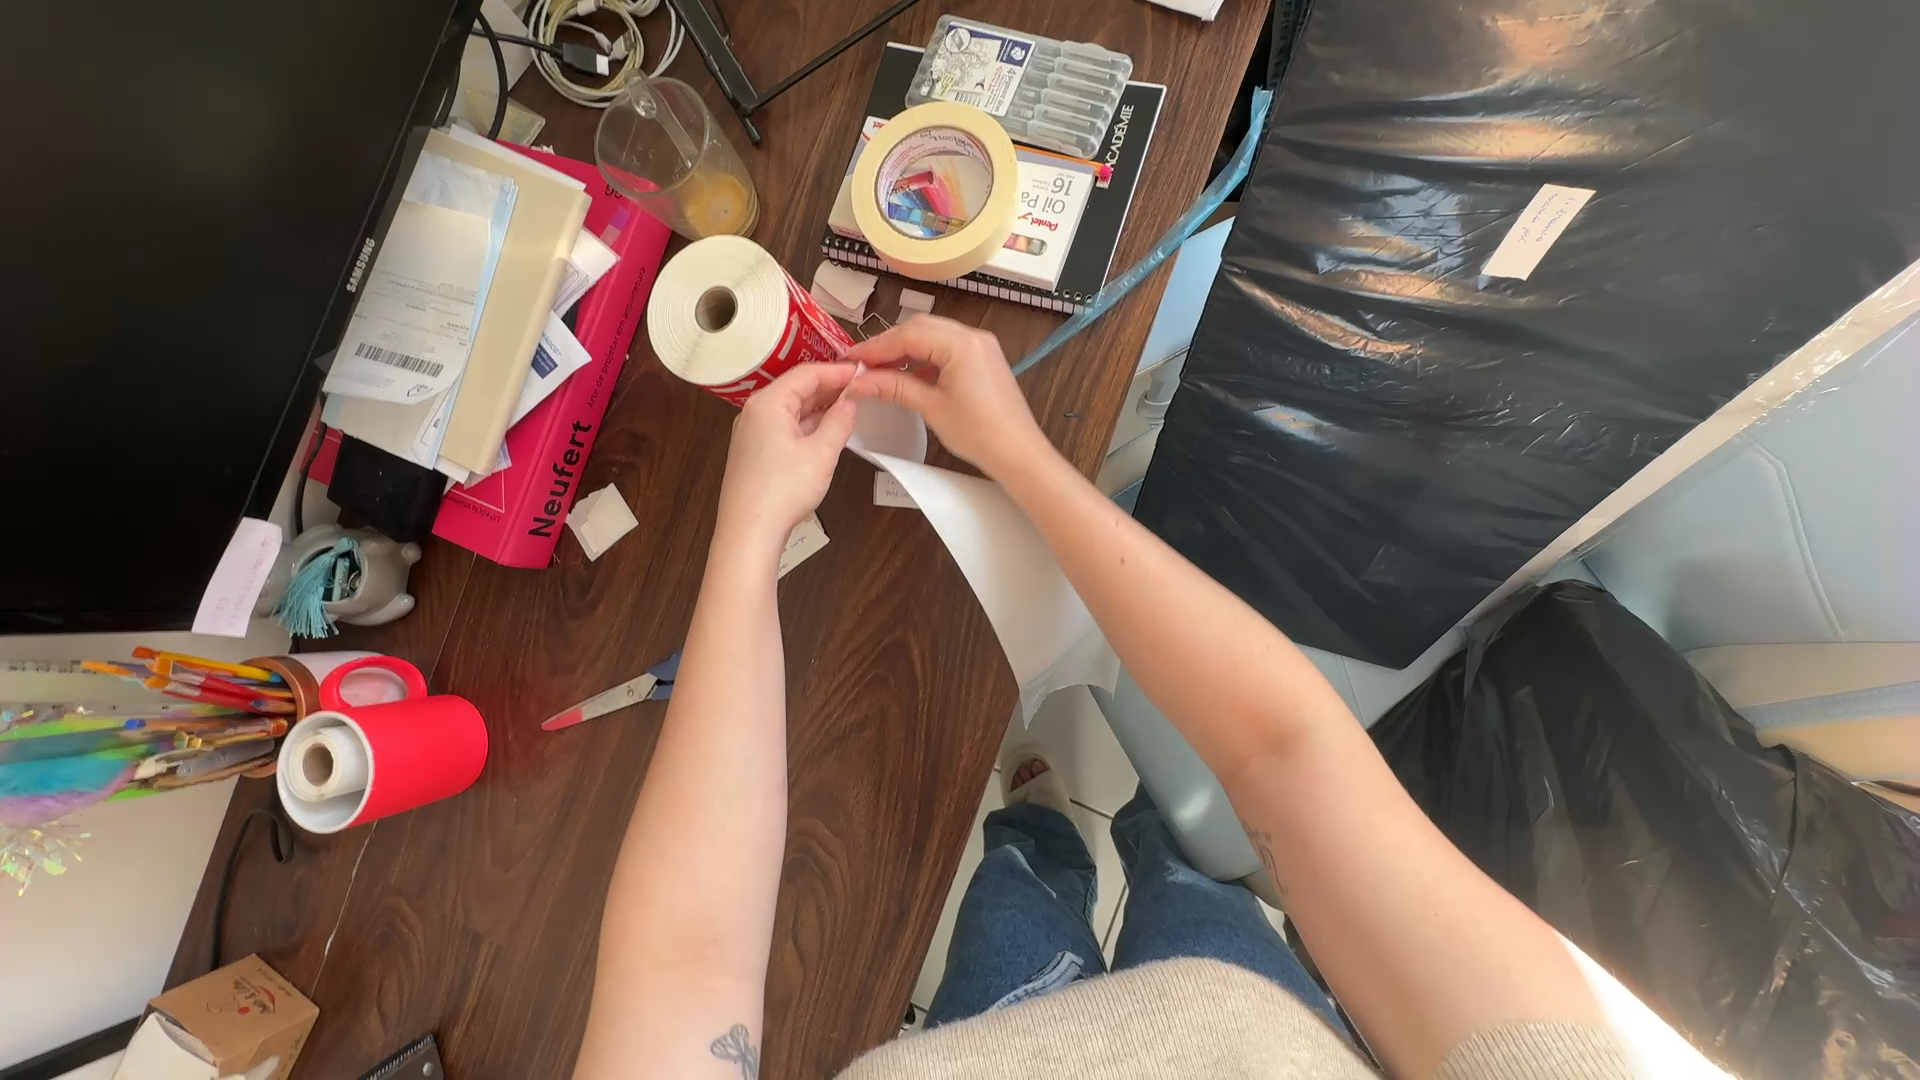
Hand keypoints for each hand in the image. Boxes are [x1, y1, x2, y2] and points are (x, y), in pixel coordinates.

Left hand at [716, 362, 857, 545]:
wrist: (749, 531)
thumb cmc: (782, 490)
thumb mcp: (822, 453)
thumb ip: (840, 422)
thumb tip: (851, 402)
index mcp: (768, 403)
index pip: (806, 374)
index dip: (837, 371)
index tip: (861, 371)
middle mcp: (755, 413)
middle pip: (796, 389)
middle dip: (829, 388)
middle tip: (859, 388)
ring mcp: (752, 434)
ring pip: (791, 410)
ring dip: (819, 408)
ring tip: (848, 409)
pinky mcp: (754, 453)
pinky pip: (784, 428)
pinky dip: (807, 426)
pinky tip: (825, 433)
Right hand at [844, 316, 1049, 479]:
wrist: (1019, 453)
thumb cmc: (978, 432)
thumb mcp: (931, 407)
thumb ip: (894, 387)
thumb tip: (859, 381)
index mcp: (961, 343)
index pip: (908, 335)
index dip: (875, 346)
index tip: (850, 359)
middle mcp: (973, 336)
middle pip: (920, 328)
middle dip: (889, 345)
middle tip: (862, 365)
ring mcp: (982, 346)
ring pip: (933, 337)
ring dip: (906, 351)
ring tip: (880, 371)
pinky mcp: (985, 360)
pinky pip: (948, 349)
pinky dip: (926, 358)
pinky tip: (909, 376)